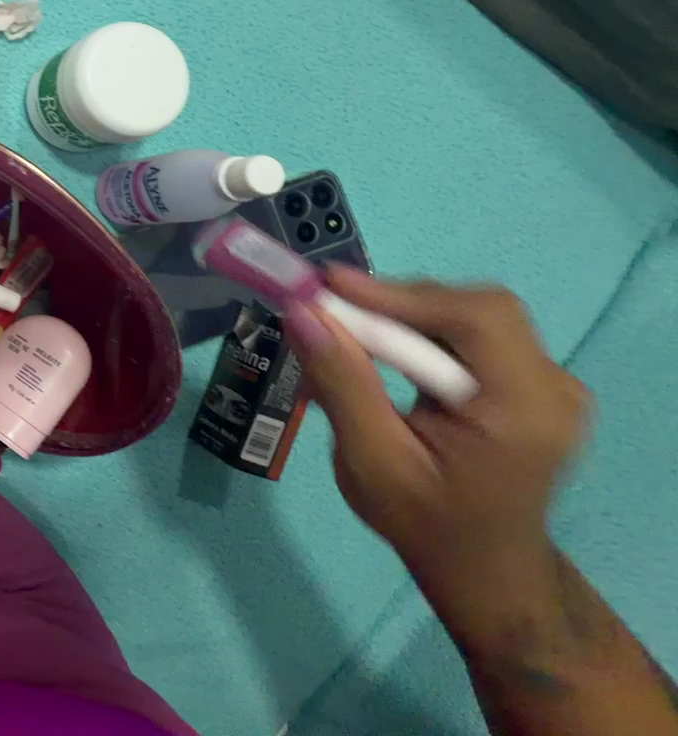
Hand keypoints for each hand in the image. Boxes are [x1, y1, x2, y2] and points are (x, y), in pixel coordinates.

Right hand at [285, 266, 589, 587]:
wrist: (480, 565)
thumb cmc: (422, 519)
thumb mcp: (370, 457)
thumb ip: (341, 381)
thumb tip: (301, 312)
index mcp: (524, 410)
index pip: (476, 319)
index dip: (398, 294)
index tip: (325, 287)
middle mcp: (550, 387)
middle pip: (474, 309)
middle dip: (394, 302)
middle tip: (325, 310)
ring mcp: (544, 383)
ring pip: (466, 316)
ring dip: (398, 315)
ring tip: (339, 332)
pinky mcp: (523, 382)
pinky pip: (465, 335)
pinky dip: (412, 331)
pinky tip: (373, 351)